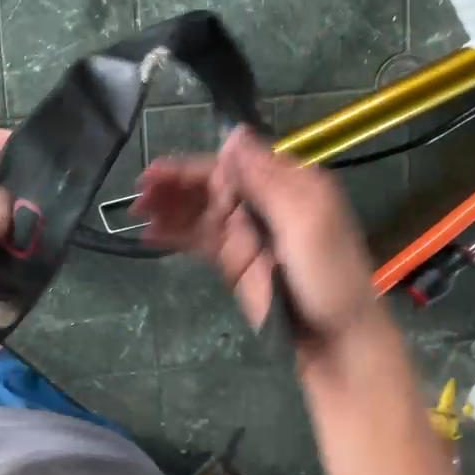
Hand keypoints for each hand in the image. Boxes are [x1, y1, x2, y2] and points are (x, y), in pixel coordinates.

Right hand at [134, 128, 376, 348]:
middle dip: (173, 186)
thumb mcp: (305, 221)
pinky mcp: (235, 261)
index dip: (192, 167)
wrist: (338, 341)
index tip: (156, 173)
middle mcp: (264, 202)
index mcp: (287, 184)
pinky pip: (199, 240)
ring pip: (199, 211)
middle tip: (139, 195)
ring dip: (168, 208)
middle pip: (209, 186)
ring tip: (137, 213)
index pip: (231, 165)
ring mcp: (247, 233)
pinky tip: (148, 236)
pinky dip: (174, 235)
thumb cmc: (329, 277)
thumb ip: (267, 179)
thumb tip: (235, 132)